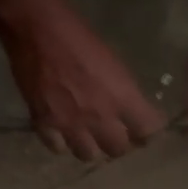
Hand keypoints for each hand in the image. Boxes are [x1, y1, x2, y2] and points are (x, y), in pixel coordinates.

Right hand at [0, 8, 165, 161]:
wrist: (38, 33)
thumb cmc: (79, 36)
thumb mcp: (113, 62)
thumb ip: (122, 91)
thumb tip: (127, 108)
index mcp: (122, 95)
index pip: (148, 130)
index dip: (149, 132)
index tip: (146, 129)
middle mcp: (99, 116)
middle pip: (118, 149)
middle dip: (122, 144)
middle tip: (118, 136)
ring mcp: (70, 125)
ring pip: (88, 155)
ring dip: (92, 148)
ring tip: (90, 139)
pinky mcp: (45, 126)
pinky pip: (58, 148)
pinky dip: (63, 144)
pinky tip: (64, 134)